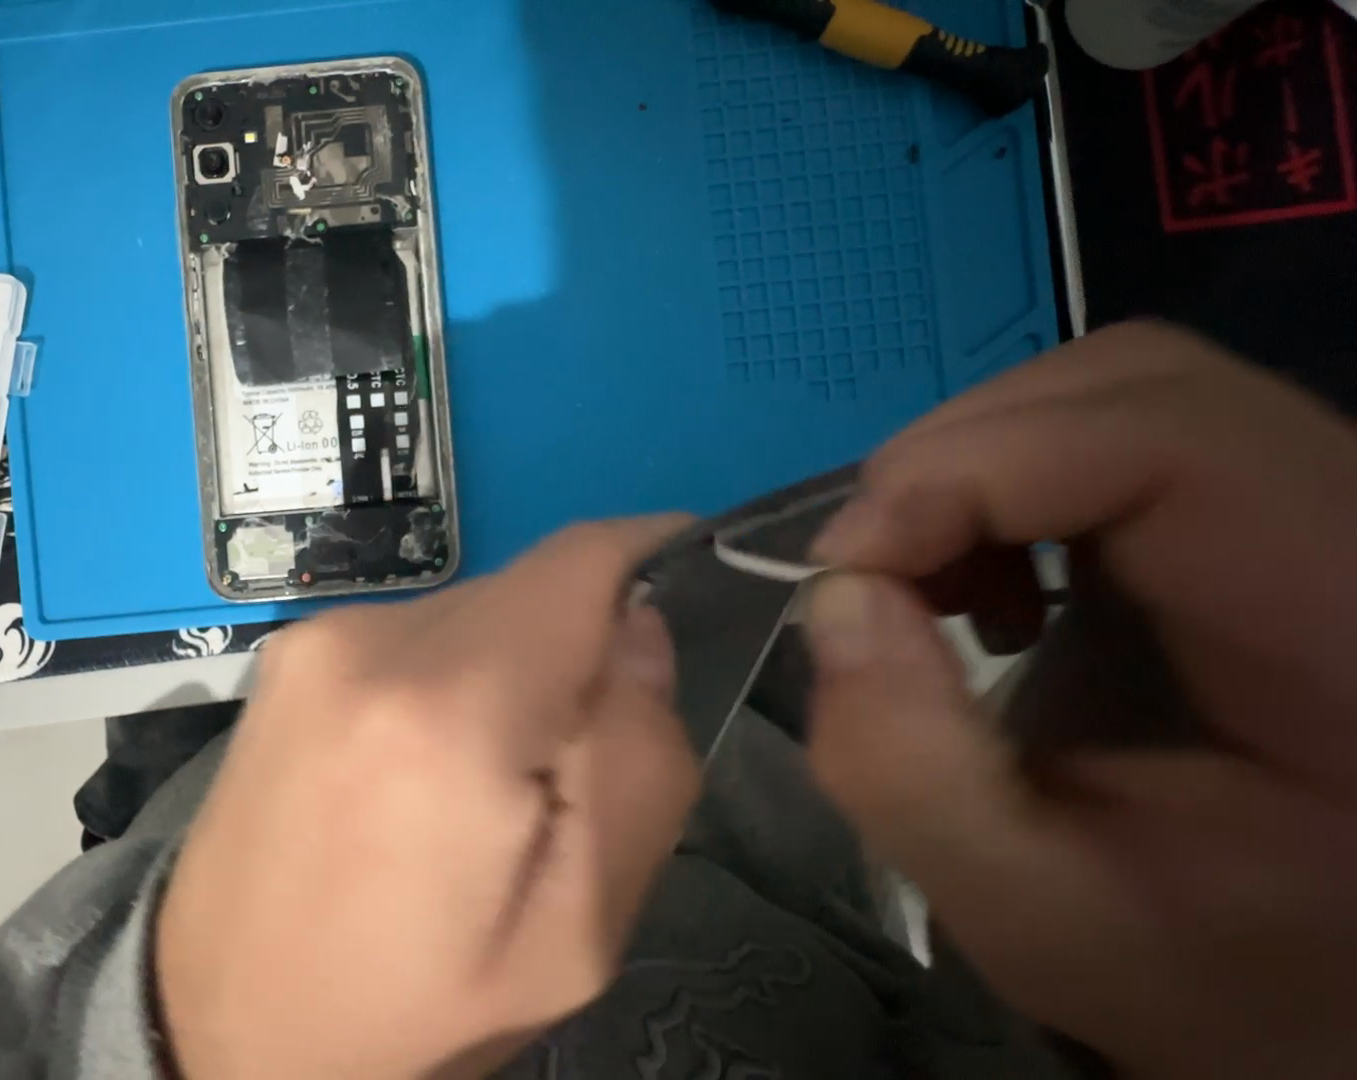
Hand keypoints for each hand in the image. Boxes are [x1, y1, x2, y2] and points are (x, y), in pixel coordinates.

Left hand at [156, 519, 698, 1079]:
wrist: (229, 1023)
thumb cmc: (415, 1000)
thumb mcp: (577, 927)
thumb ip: (637, 759)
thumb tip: (636, 627)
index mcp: (452, 709)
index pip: (578, 561)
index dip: (646, 550)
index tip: (690, 569)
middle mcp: (369, 642)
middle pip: (525, 588)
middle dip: (576, 642)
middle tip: (573, 748)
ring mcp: (314, 639)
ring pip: (469, 609)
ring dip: (507, 663)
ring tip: (484, 772)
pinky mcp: (285, 654)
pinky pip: (409, 632)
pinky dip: (446, 673)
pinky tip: (418, 759)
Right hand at [802, 322, 1356, 1078]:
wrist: (1314, 987)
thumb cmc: (1201, 973)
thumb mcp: (1033, 914)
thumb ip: (905, 768)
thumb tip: (835, 599)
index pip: (1165, 440)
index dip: (971, 474)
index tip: (848, 565)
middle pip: (1129, 383)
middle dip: (952, 463)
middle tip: (873, 572)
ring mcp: (1314, 512)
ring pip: (1105, 393)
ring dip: (965, 475)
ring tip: (925, 587)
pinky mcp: (1253, 521)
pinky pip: (1098, 437)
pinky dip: (992, 490)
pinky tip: (980, 591)